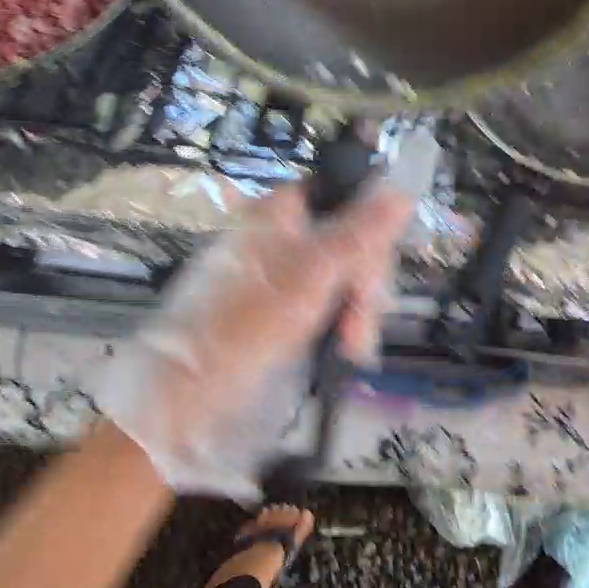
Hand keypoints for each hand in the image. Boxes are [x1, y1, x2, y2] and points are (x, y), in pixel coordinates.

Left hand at [96, 183, 414, 498]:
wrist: (185, 396)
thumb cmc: (247, 324)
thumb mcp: (314, 273)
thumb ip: (362, 231)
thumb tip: (403, 191)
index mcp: (282, 210)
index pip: (348, 194)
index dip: (373, 226)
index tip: (377, 265)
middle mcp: (283, 233)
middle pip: (353, 237)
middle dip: (366, 280)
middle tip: (362, 317)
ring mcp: (282, 270)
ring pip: (346, 272)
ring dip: (360, 307)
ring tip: (353, 344)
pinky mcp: (283, 305)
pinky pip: (330, 299)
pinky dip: (343, 320)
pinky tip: (345, 346)